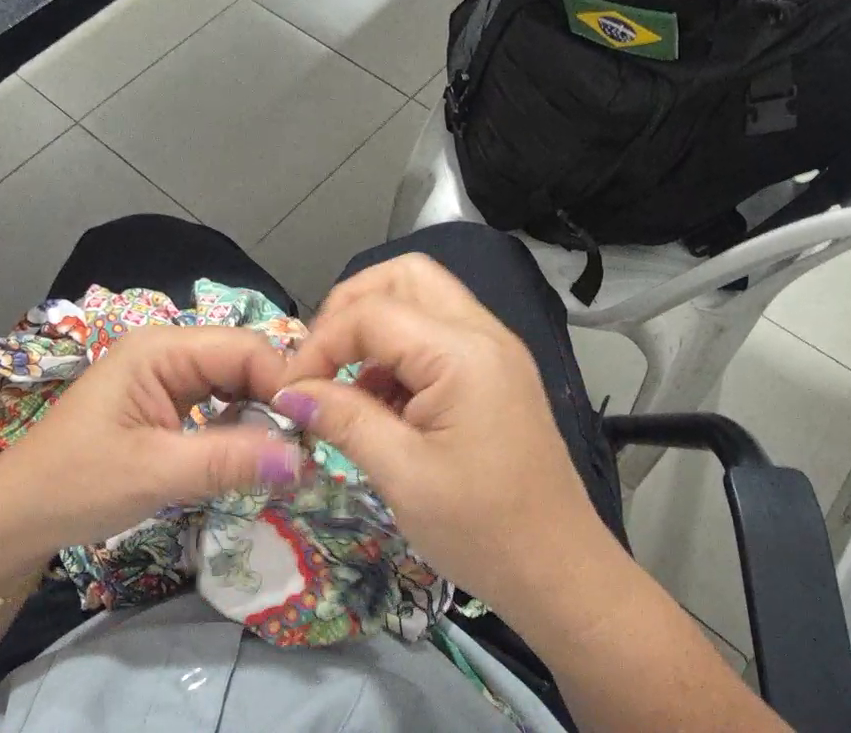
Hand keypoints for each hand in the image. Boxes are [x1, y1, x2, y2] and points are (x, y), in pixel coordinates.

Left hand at [0, 325, 303, 553]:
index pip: (245, 348)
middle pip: (243, 361)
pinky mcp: (163, 402)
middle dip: (276, 400)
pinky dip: (238, 426)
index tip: (317, 432)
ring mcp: (164, 375)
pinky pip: (216, 402)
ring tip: (288, 455)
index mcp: (160, 348)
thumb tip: (306, 461)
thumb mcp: (157, 473)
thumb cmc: (76, 485)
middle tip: (308, 450)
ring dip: (260, 415)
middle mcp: (166, 350)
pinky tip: (252, 453)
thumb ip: (231, 461)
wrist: (15, 517)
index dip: (285, 384)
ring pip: (233, 382)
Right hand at [270, 255, 611, 607]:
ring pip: (422, 298)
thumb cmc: (483, 530)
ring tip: (348, 385)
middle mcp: (484, 334)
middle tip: (322, 359)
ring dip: (375, 327)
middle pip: (404, 276)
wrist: (561, 574)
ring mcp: (494, 350)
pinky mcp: (495, 372)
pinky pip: (437, 333)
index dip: (320, 343)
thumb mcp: (402, 475)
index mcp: (463, 353)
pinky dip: (399, 351)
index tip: (291, 390)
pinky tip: (382, 402)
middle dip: (351, 307)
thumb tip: (289, 391)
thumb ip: (343, 419)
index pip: (372, 312)